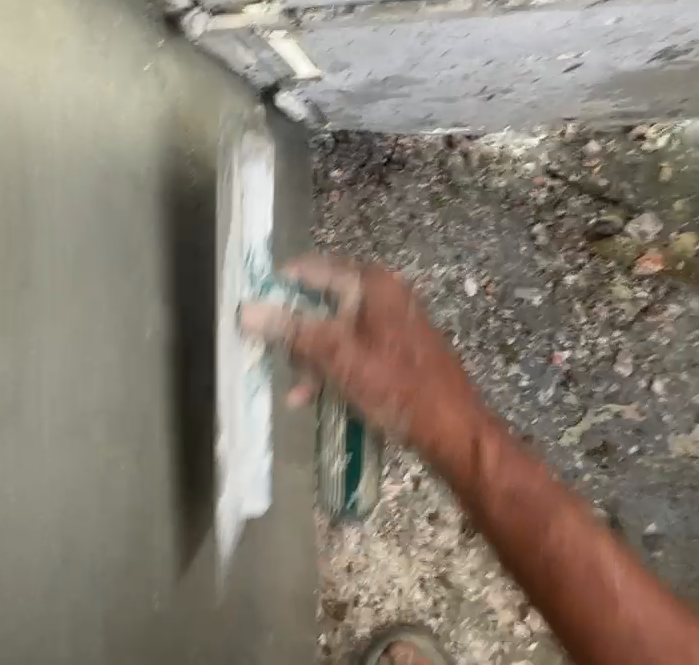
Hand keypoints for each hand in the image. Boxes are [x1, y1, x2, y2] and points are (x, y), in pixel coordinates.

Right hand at [242, 254, 486, 469]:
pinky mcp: (399, 347)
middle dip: (296, 334)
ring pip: (337, 328)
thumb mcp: (334, 354)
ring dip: (313, 357)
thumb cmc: (393, 384)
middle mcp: (383, 292)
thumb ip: (288, 329)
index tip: (252, 309)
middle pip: (322, 301)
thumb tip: (245, 310)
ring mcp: (393, 319)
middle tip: (276, 359)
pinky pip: (355, 346)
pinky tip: (319, 395)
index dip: (278, 287)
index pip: (311, 269)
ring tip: (299, 392)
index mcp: (370, 282)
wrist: (453, 429)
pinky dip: (336, 365)